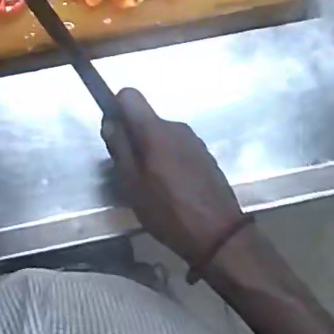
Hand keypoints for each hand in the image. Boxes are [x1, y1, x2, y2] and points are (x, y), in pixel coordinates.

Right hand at [101, 87, 244, 266]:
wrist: (222, 239)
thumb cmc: (169, 212)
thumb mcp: (133, 185)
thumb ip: (120, 148)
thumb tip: (111, 123)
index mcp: (155, 130)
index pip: (129, 95)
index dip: (117, 108)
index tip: (115, 134)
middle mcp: (176, 126)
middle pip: (146, 118)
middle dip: (134, 137)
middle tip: (131, 170)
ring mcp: (194, 140)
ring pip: (162, 134)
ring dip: (153, 150)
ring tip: (153, 185)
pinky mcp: (206, 156)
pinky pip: (178, 147)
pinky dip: (170, 159)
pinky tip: (173, 188)